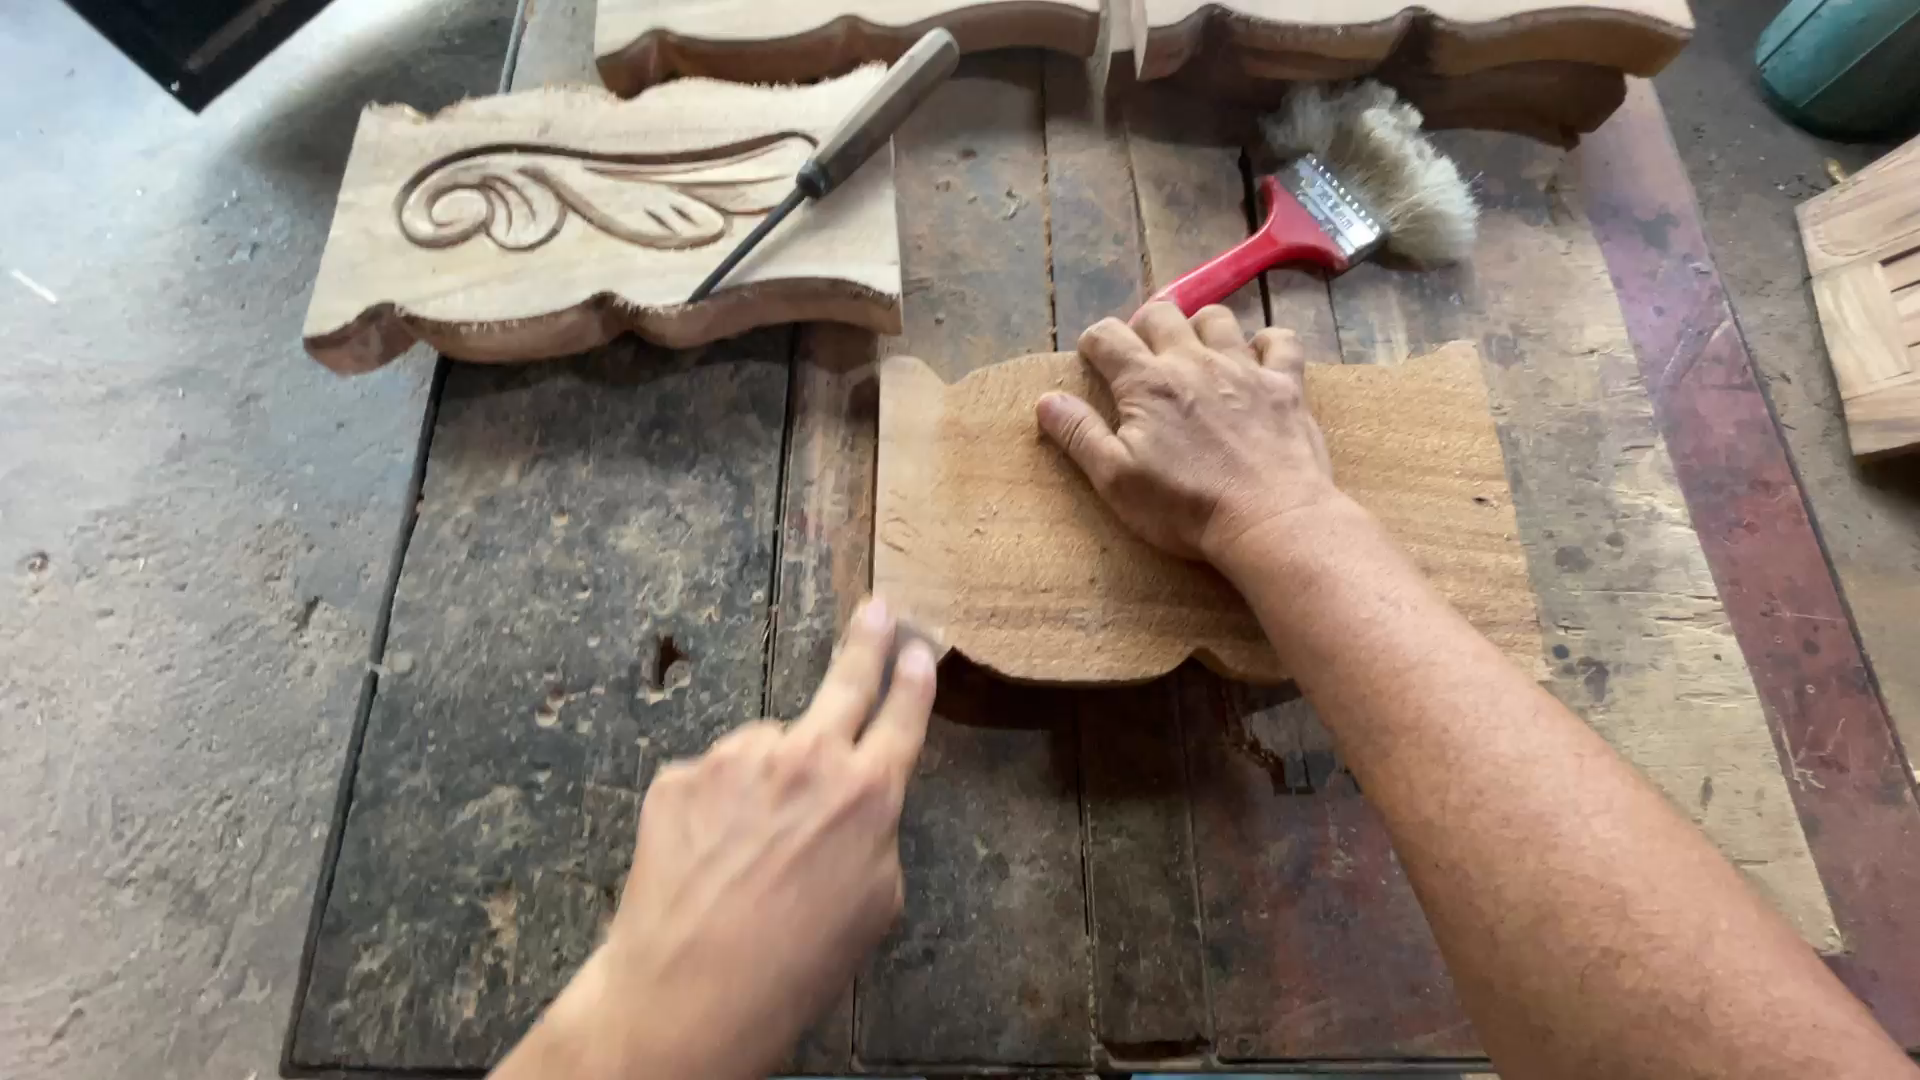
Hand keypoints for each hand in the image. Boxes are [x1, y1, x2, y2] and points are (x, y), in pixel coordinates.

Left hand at [509, 597, 935, 1079]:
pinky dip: (718, 803)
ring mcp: (741, 757)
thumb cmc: (799, 963)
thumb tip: (860, 801)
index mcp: (868, 792)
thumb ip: (874, 830)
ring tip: (746, 846)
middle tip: (876, 608)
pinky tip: (706, 852)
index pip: (903, 717)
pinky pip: (715, 776)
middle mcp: (809, 758)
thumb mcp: (876, 902)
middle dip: (868, 640)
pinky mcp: (685, 772)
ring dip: (769, 776)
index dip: (915, 679)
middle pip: (847, 681)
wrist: (686, 996)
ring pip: (769, 746)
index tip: (918, 648)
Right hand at [1036, 302, 1340, 562]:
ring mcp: (1244, 368)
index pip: (1108, 336)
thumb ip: (1079, 434)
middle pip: (1162, 314)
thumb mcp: (1115, 479)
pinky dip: (1264, 343)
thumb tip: (1046, 400)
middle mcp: (1193, 361)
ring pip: (1217, 318)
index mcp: (1146, 383)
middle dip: (1143, 327)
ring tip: (1194, 355)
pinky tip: (1255, 361)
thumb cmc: (1183, 506)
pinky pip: (1278, 340)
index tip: (1092, 359)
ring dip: (1198, 328)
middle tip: (1141, 358)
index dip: (1094, 342)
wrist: (1268, 519)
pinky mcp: (1286, 384)